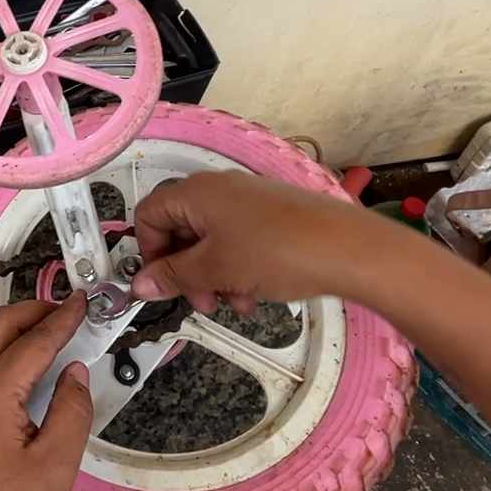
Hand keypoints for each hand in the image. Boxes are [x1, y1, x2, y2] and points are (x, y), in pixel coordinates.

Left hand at [0, 296, 93, 490]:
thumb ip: (72, 411)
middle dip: (35, 310)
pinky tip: (16, 356)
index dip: (63, 319)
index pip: (34, 341)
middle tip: (66, 312)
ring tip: (45, 327)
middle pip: (1, 324)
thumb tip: (75, 375)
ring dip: (13, 323)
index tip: (81, 304)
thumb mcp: (56, 465)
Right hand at [132, 170, 387, 313]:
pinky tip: (255, 292)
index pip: (148, 215)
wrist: (351, 250)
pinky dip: (237, 265)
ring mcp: (247, 199)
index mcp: (195, 192)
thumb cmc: (278, 251)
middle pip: (179, 228)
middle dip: (186, 269)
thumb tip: (139, 285)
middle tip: (202, 301)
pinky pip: (237, 238)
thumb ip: (174, 277)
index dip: (149, 250)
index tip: (163, 282)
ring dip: (213, 273)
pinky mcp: (271, 213)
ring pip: (210, 238)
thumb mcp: (216, 270)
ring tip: (235, 302)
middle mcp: (217, 188)